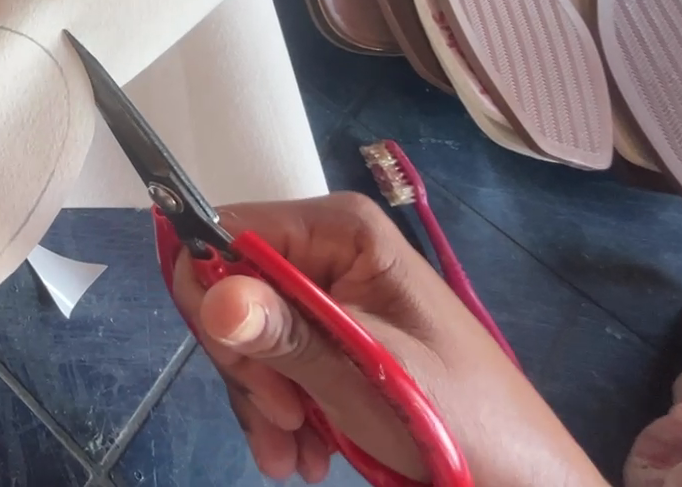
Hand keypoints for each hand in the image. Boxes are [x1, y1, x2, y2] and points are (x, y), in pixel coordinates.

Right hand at [169, 192, 601, 486]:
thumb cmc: (470, 429)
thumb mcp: (372, 379)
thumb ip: (289, 334)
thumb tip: (212, 298)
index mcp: (337, 230)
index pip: (226, 232)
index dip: (211, 291)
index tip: (239, 363)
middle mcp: (321, 245)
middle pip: (228, 282)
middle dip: (243, 359)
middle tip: (279, 417)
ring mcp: (321, 286)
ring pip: (239, 324)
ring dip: (257, 393)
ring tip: (291, 450)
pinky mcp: (321, 327)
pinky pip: (263, 351)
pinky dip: (272, 403)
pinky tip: (299, 447)